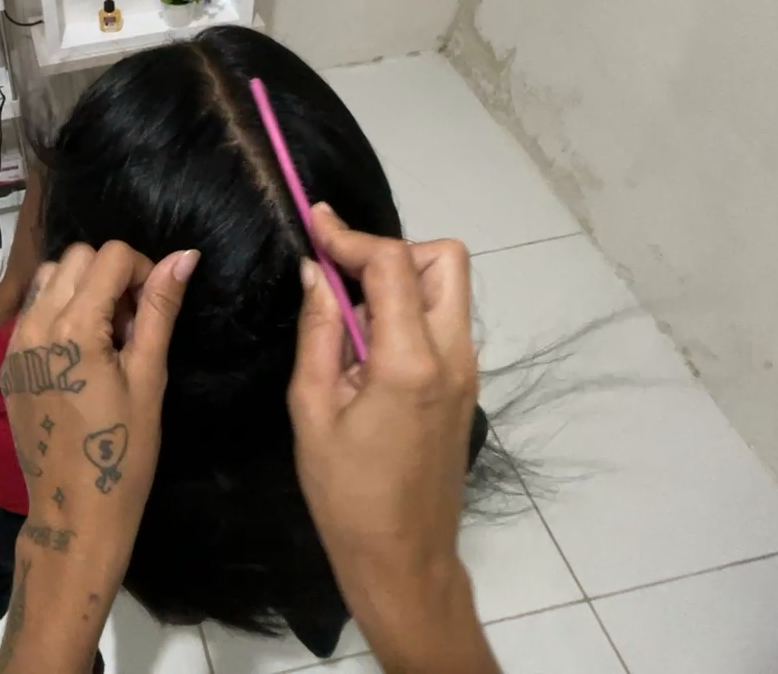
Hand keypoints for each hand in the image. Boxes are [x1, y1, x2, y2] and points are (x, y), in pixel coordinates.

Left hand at [0, 241, 196, 672]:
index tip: (153, 307)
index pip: (109, 256)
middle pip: (76, 257)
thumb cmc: (123, 451)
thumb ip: (160, 309)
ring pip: (50, 277)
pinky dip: (59, 309)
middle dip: (110, 274)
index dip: (142, 269)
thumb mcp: (149, 377)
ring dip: (82, 287)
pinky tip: (78, 351)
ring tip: (104, 333)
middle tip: (130, 323)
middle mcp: (35, 324)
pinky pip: (32, 309)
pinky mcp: (7, 359)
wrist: (73, 512)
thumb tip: (185, 256)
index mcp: (73, 327)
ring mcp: (14, 342)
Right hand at [287, 205, 497, 673]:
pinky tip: (365, 339)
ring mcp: (467, 370)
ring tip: (348, 308)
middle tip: (341, 271)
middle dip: (391, 249)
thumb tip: (317, 272)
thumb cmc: (345, 489)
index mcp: (410, 361)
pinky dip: (406, 305)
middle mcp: (452, 355)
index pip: (391, 265)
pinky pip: (442, 317)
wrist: (403, 557)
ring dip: (400, 275)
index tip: (313, 219)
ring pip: (448, 285)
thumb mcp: (310, 406)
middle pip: (444, 260)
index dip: (349, 234)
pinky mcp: (464, 384)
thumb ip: (318, 330)